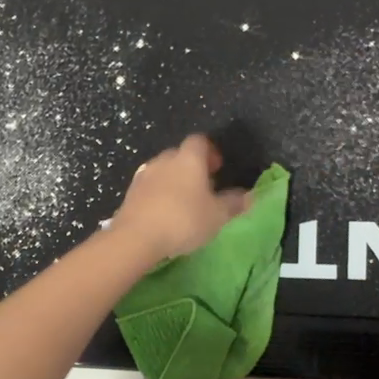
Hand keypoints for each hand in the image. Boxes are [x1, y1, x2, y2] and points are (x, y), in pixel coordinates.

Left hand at [110, 135, 251, 261]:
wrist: (136, 237)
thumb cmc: (183, 220)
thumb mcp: (217, 215)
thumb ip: (234, 203)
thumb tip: (249, 196)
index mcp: (188, 159)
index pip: (200, 141)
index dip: (210, 152)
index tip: (217, 169)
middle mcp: (164, 160)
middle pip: (179, 154)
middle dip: (192, 167)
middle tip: (203, 188)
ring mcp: (143, 175)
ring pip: (162, 170)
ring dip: (173, 180)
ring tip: (182, 202)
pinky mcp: (129, 193)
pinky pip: (148, 187)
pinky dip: (157, 194)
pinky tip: (162, 213)